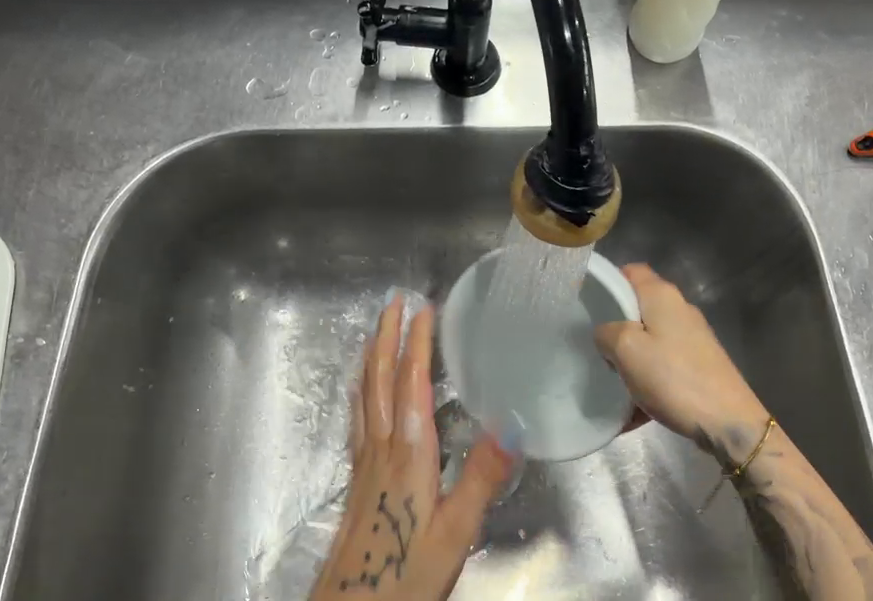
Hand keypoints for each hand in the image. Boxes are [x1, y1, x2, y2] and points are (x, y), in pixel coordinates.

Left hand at [312, 296, 517, 599]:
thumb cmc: (407, 570)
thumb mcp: (457, 528)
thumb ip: (482, 475)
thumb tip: (514, 422)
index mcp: (410, 451)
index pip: (411, 383)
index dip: (417, 343)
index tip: (423, 307)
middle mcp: (383, 446)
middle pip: (381, 379)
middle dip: (388, 336)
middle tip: (394, 301)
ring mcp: (365, 461)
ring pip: (365, 395)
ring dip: (372, 357)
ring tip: (377, 330)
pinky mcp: (357, 478)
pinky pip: (358, 416)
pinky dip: (362, 389)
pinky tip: (363, 392)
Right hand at [594, 264, 767, 456]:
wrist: (728, 422)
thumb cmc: (673, 378)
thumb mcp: (626, 350)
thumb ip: (607, 332)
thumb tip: (606, 333)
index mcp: (662, 295)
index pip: (630, 271)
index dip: (609, 284)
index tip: (589, 306)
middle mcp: (680, 308)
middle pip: (639, 307)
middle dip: (616, 327)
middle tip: (598, 348)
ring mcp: (693, 337)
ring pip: (650, 339)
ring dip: (631, 359)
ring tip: (614, 381)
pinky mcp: (700, 363)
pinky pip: (664, 365)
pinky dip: (648, 380)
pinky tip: (635, 408)